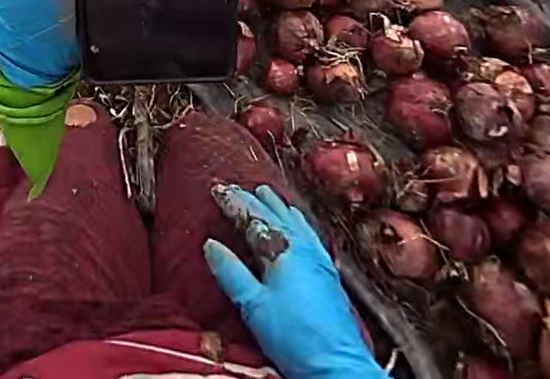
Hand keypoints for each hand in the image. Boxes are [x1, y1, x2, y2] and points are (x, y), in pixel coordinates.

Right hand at [204, 185, 385, 378]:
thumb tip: (211, 244)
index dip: (233, 203)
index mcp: (282, 248)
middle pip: (272, 213)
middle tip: (234, 188)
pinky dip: (296, 218)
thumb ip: (231, 272)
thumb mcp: (254, 306)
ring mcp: (317, 255)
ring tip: (264, 192)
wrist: (338, 364)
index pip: (252, 217)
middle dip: (251, 199)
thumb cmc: (294, 336)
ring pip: (292, 218)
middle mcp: (301, 244)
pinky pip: (307, 230)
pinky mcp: (327, 269)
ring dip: (275, 204)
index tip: (217, 189)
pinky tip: (296, 218)